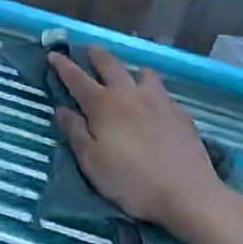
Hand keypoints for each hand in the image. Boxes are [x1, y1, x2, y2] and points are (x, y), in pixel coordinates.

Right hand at [48, 45, 228, 232]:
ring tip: (127, 75)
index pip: (77, 78)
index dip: (63, 65)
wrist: (188, 195)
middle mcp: (130, 95)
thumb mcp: (91, 161)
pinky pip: (163, 93)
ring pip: (143, 73)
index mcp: (103, 106)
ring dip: (130, 70)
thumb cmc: (131, 180)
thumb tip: (61, 109)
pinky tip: (153, 105)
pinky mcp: (181, 115)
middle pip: (111, 65)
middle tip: (88, 48)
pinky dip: (152, 91)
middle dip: (96, 54)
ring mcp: (159, 102)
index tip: (53, 54)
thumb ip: (75, 132)